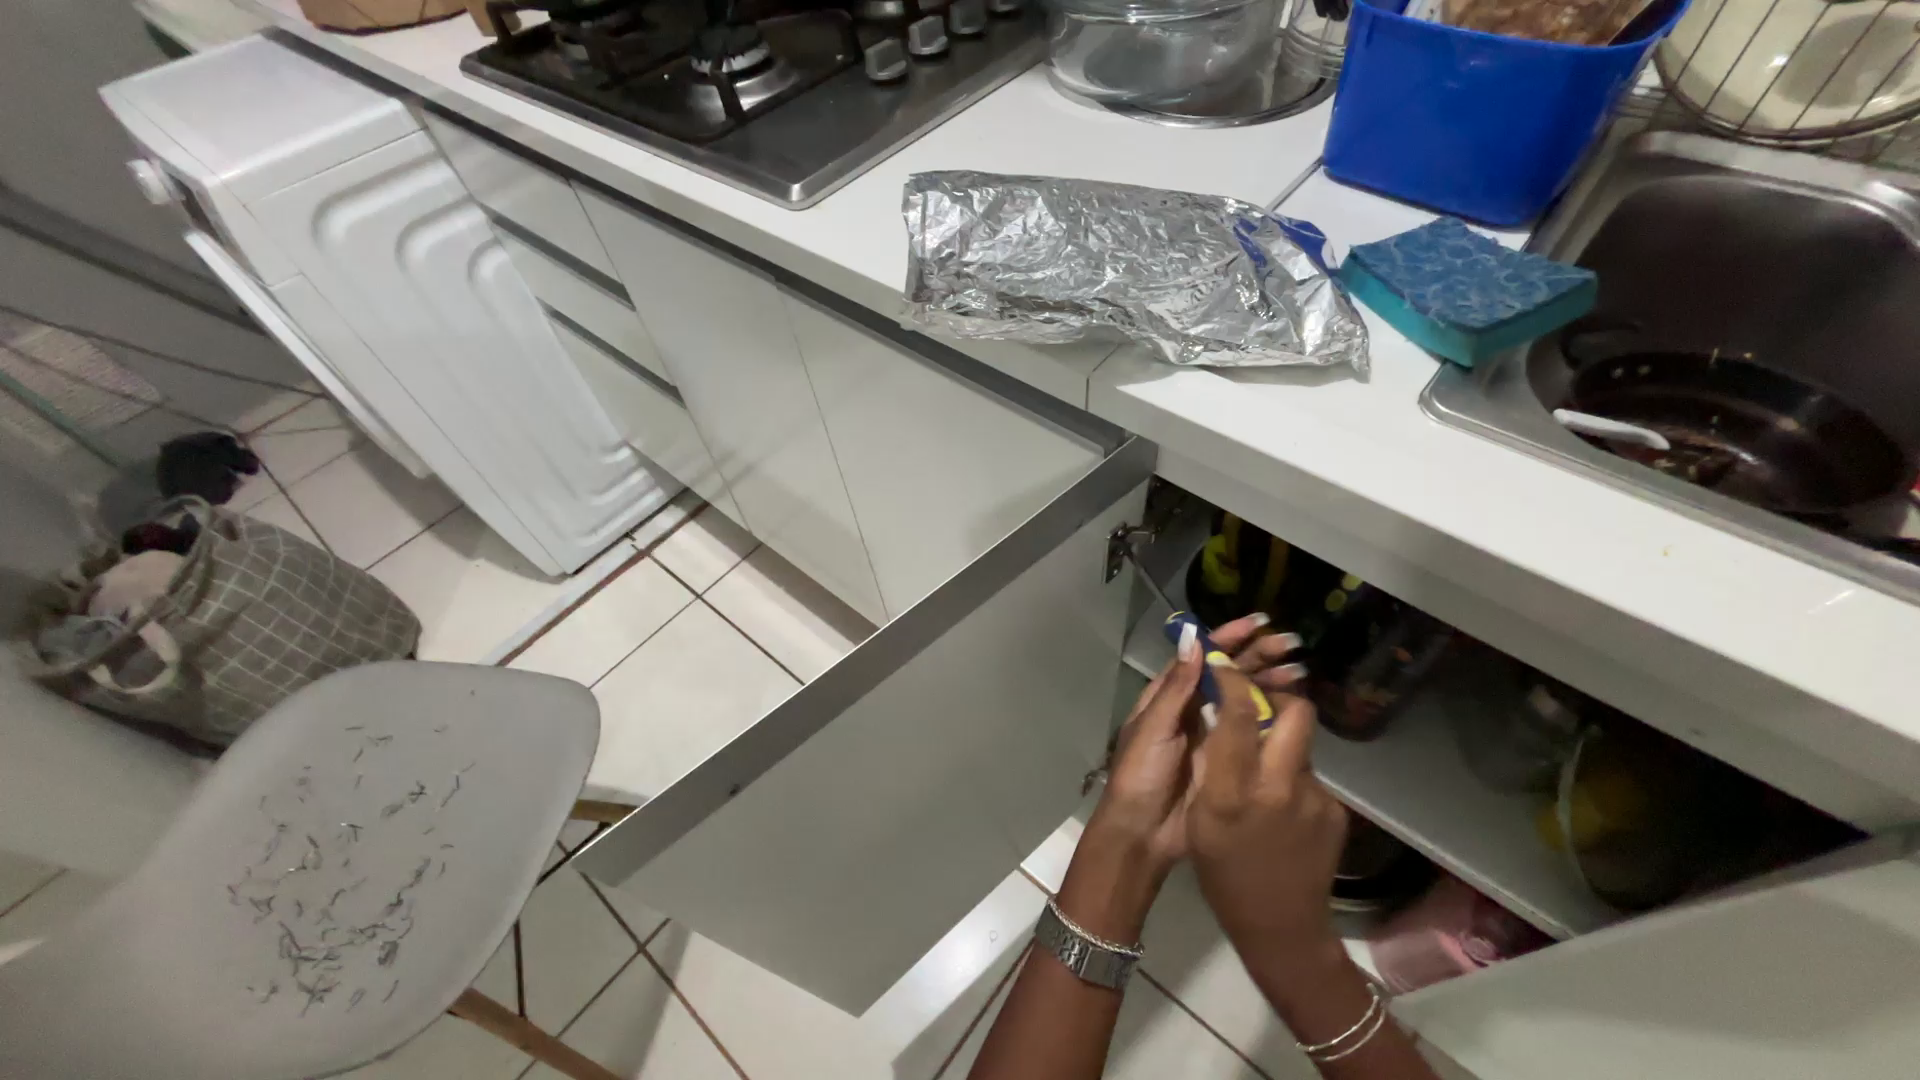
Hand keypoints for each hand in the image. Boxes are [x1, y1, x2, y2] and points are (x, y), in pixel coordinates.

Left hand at [1061, 615, 1305, 940]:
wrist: (1143, 833)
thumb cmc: (1140, 775)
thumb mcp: (1153, 728)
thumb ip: (1176, 688)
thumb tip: (1193, 640)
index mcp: (1168, 696)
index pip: (1200, 657)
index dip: (1227, 639)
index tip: (1258, 624)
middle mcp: (1191, 709)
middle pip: (1226, 674)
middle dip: (1257, 656)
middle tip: (1291, 646)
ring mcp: (1211, 734)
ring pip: (1243, 698)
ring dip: (1268, 682)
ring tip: (1298, 671)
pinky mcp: (1228, 759)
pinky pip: (1252, 730)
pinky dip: (1271, 716)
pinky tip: (1294, 706)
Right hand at [1186, 661, 1348, 998]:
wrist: (1282, 927)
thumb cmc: (1224, 873)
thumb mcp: (1202, 817)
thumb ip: (1211, 765)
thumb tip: (1215, 715)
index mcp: (1233, 790)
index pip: (1235, 713)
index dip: (1229, 678)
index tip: (1221, 661)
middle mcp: (1279, 786)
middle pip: (1294, 712)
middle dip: (1278, 697)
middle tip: (1260, 706)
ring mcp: (1315, 798)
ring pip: (1302, 743)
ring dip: (1282, 740)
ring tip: (1264, 766)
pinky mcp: (1336, 811)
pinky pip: (1309, 774)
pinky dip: (1292, 775)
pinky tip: (1282, 804)